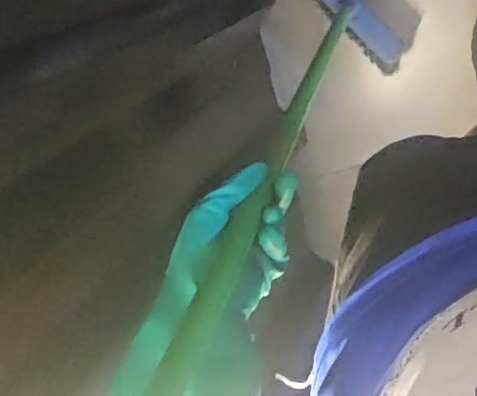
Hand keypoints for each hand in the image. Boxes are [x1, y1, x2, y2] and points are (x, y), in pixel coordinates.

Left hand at [170, 163, 297, 320]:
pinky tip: (269, 251)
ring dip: (276, 224)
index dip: (270, 183)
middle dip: (280, 198)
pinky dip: (278, 249)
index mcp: (228, 215)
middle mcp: (244, 230)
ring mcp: (257, 251)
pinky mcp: (267, 272)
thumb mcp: (206, 216)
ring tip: (267, 231)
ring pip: (279, 227)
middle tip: (281, 196)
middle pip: (272, 205)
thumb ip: (232, 190)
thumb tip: (261, 168)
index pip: (256, 191)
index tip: (280, 178)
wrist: (194, 307)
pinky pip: (282, 254)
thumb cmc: (194, 257)